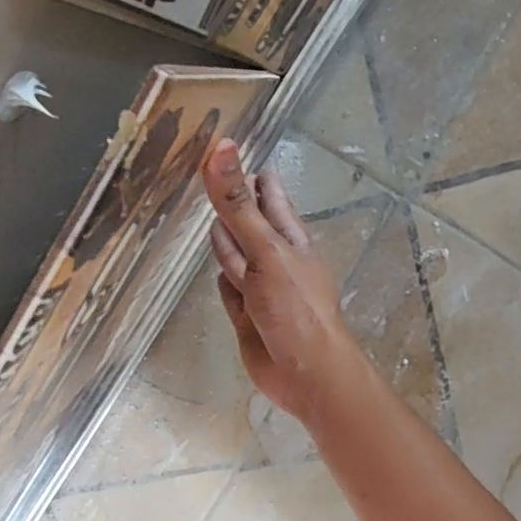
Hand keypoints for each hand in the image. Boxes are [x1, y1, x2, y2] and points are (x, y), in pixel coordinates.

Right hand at [203, 138, 364, 422]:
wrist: (306, 373)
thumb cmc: (295, 307)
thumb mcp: (267, 250)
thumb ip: (239, 204)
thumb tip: (222, 147)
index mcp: (291, 239)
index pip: (268, 197)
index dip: (253, 177)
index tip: (235, 153)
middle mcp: (276, 261)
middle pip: (248, 227)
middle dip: (235, 207)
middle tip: (218, 182)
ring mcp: (262, 291)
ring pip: (237, 259)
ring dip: (226, 243)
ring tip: (214, 221)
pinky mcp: (247, 318)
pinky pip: (231, 293)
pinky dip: (226, 283)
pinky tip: (220, 273)